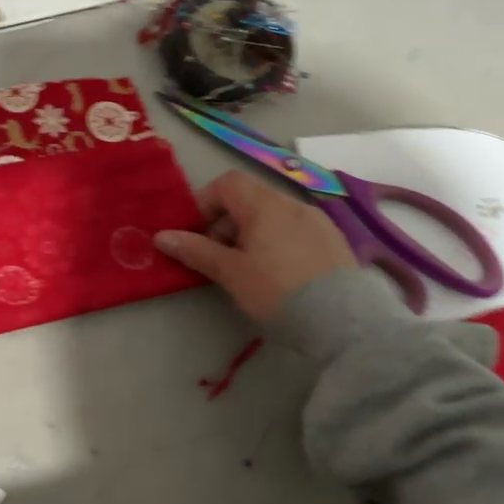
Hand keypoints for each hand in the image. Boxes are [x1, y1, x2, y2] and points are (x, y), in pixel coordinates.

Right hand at [155, 170, 358, 322]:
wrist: (343, 320)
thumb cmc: (276, 288)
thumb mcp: (228, 271)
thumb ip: (194, 250)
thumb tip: (160, 237)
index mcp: (265, 205)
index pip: (228, 183)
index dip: (206, 202)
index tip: (198, 233)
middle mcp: (294, 205)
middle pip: (250, 199)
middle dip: (226, 222)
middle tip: (219, 256)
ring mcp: (319, 222)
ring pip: (274, 216)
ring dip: (252, 233)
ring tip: (249, 267)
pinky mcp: (336, 242)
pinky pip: (296, 230)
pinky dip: (278, 241)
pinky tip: (280, 273)